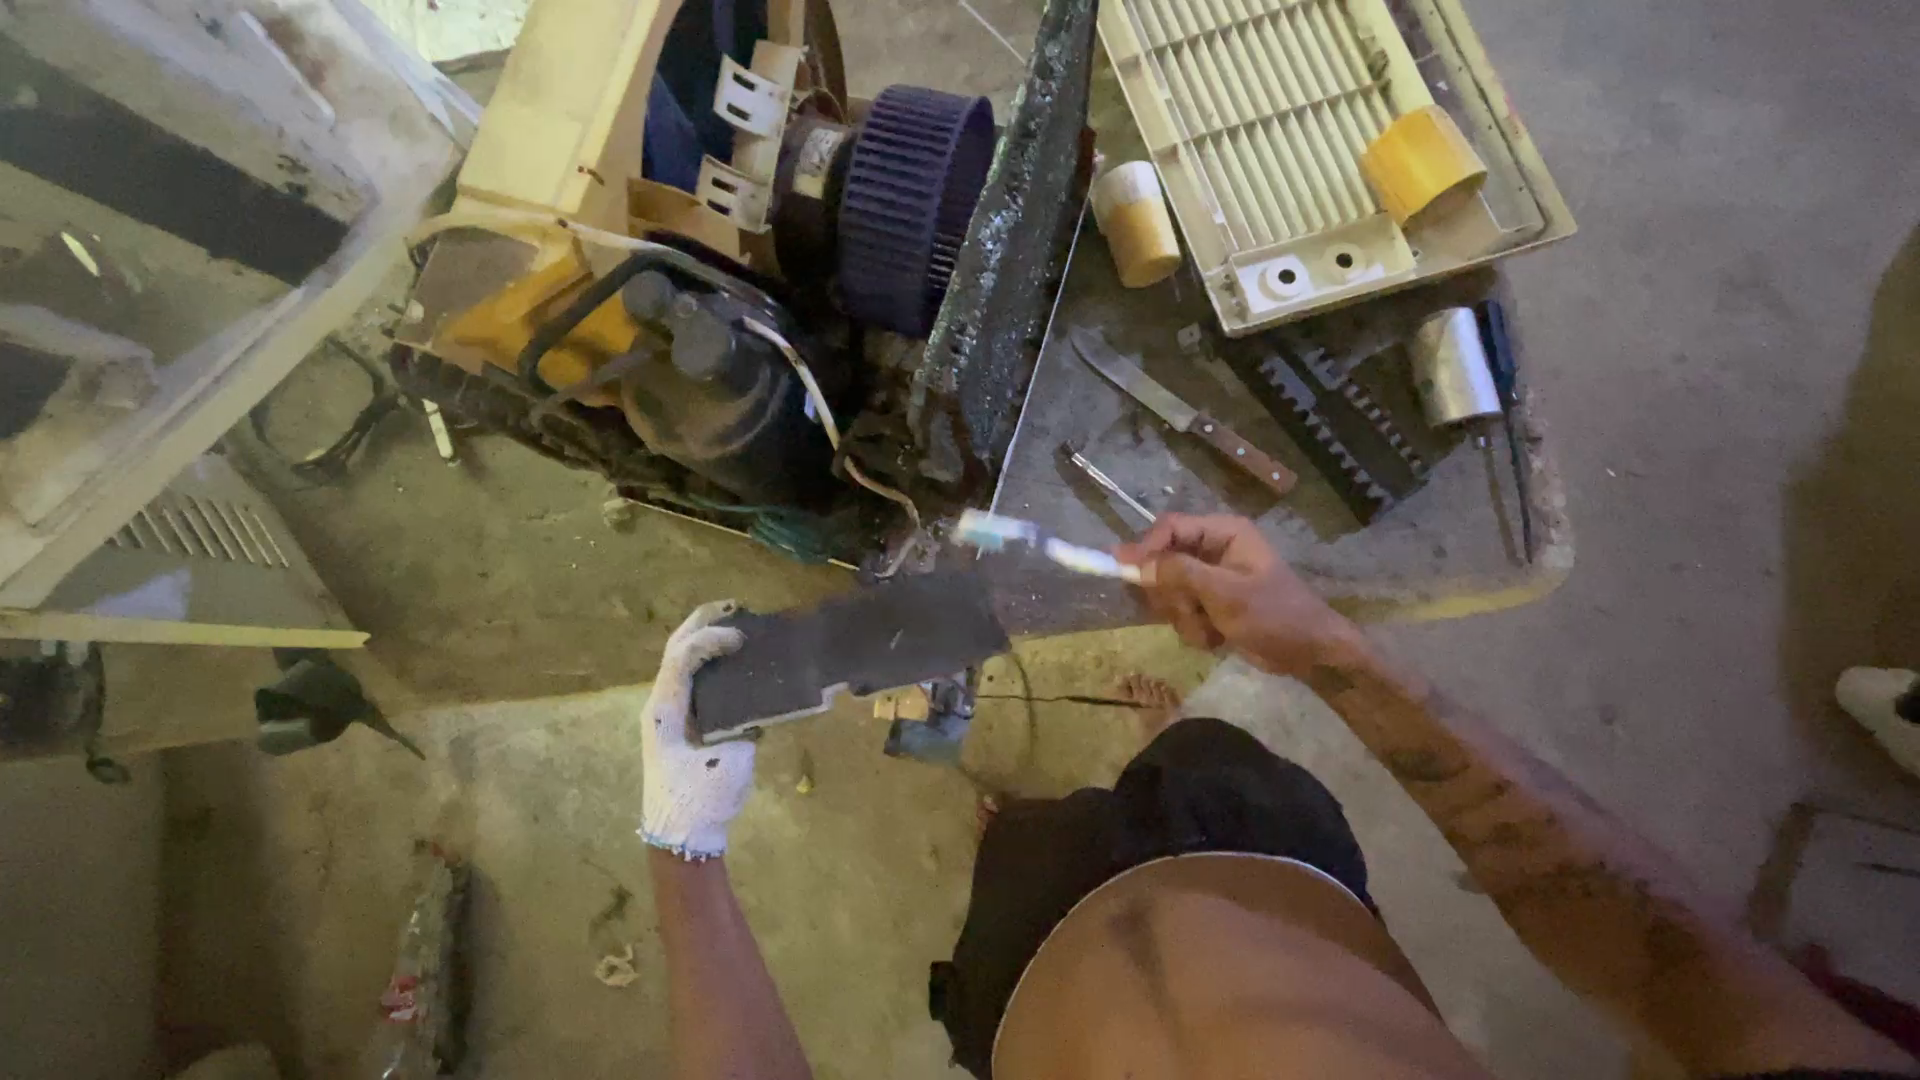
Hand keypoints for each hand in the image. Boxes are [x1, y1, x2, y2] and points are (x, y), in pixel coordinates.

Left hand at [639, 600, 752, 858]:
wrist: (680, 835)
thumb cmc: (702, 798)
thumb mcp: (730, 758)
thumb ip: (743, 722)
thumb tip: (758, 699)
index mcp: (665, 710)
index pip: (682, 657)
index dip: (711, 638)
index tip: (742, 637)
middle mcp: (661, 704)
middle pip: (675, 649)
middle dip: (702, 623)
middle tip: (735, 606)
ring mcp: (667, 713)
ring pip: (680, 661)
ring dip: (704, 638)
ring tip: (735, 622)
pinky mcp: (678, 724)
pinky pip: (691, 679)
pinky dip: (709, 660)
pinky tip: (733, 659)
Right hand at [1116, 514, 1365, 676]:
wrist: (1310, 654)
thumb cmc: (1276, 615)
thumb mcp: (1226, 593)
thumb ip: (1180, 574)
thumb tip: (1134, 561)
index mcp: (1223, 533)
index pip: (1169, 528)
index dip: (1146, 548)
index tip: (1128, 574)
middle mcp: (1212, 549)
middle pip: (1162, 562)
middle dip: (1172, 595)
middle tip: (1189, 611)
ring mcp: (1209, 578)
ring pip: (1167, 591)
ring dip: (1183, 616)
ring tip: (1210, 630)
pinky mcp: (1208, 603)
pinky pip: (1179, 611)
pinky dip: (1193, 628)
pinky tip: (1215, 639)